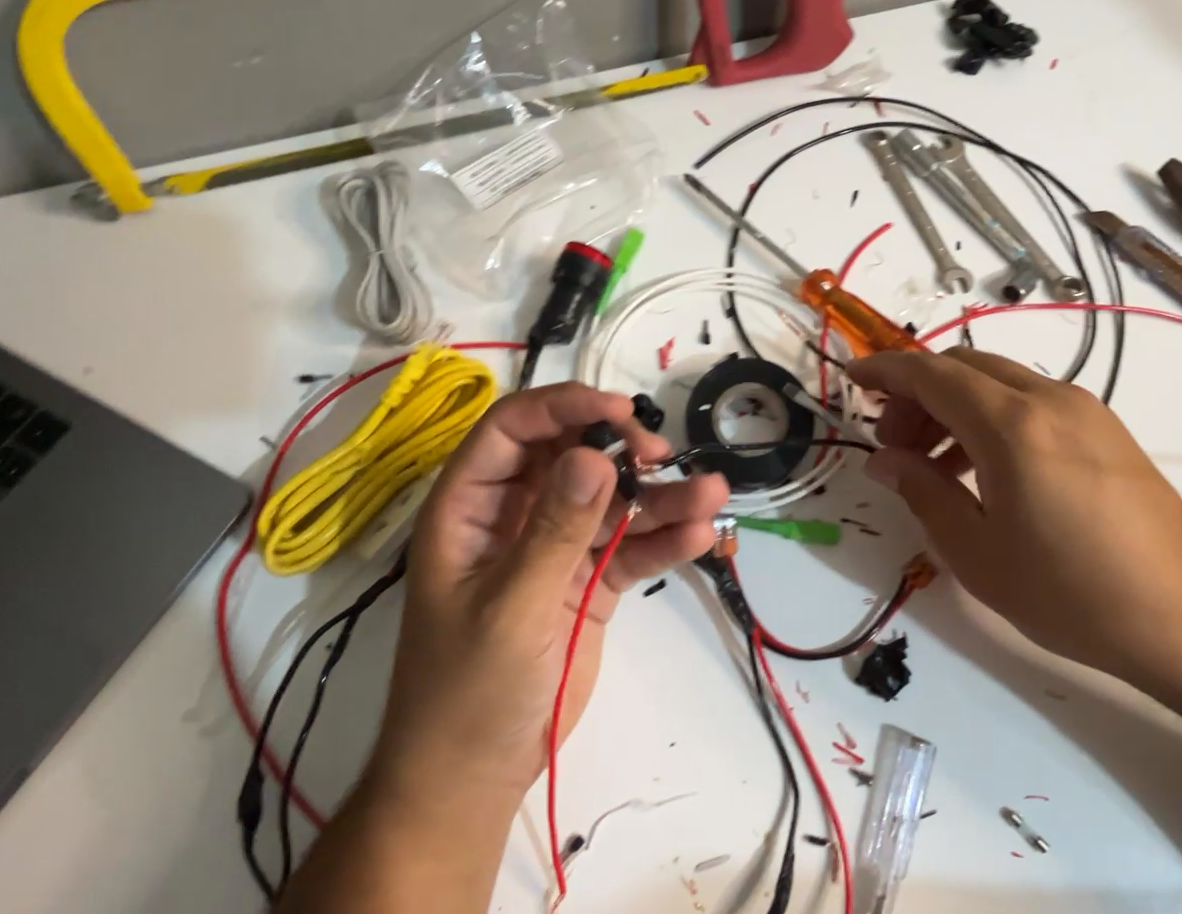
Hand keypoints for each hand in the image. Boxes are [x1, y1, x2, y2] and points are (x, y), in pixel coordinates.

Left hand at [363, 383, 729, 812]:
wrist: (476, 775)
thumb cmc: (469, 690)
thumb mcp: (511, 607)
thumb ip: (555, 531)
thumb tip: (594, 454)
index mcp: (471, 509)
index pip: (512, 431)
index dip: (563, 406)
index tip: (620, 409)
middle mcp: (514, 517)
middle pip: (572, 456)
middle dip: (620, 448)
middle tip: (664, 456)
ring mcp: (556, 550)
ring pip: (612, 501)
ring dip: (660, 495)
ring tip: (712, 493)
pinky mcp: (589, 584)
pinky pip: (630, 548)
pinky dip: (664, 540)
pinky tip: (701, 535)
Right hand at [849, 348, 1181, 688]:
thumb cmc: (1071, 594)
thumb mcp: (978, 553)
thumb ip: (924, 493)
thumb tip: (885, 461)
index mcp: (1012, 425)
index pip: (932, 374)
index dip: (886, 373)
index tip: (853, 382)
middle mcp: (1051, 399)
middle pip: (966, 369)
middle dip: (918, 394)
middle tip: (893, 447)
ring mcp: (1087, 411)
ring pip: (1001, 383)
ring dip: (955, 407)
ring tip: (933, 465)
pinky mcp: (1108, 432)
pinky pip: (1033, 404)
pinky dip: (993, 419)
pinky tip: (984, 472)